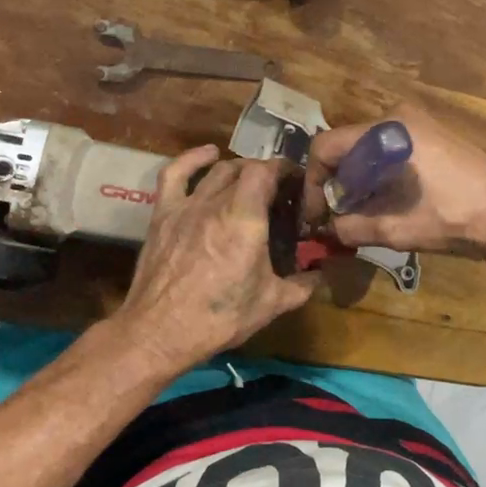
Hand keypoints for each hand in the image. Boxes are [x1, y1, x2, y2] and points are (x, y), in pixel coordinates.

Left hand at [115, 146, 318, 368]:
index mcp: (246, 219)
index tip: (297, 183)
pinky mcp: (162, 214)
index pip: (267, 172)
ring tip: (250, 181)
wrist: (160, 332)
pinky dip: (193, 159)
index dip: (284, 171)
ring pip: (217, 171)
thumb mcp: (273, 304)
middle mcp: (216, 203)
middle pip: (244, 169)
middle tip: (278, 192)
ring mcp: (186, 206)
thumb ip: (304, 284)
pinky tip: (208, 154)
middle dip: (265, 174)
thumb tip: (325, 273)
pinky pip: (175, 174)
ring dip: (238, 169)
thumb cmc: (220, 318)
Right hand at [304, 104, 485, 258]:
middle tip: (337, 217)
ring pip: (369, 150)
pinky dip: (380, 176)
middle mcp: (399, 118)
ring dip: (359, 181)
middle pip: (347, 146)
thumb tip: (328, 227)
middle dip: (337, 183)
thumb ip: (351, 226)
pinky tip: (388, 203)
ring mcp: (420, 125)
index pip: (326, 147)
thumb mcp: (394, 229)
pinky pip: (391, 151)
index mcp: (386, 131)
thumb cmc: (451, 218)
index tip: (316, 214)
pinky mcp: (435, 137)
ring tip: (362, 215)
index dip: (313, 183)